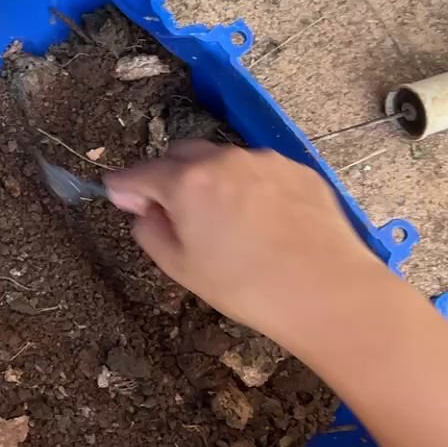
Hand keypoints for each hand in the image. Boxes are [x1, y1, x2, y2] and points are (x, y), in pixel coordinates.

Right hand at [105, 142, 391, 344]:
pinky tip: (260, 222)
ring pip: (220, 160)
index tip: (120, 198)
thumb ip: (148, 229)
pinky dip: (246, 187)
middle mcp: (223, 159)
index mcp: (186, 182)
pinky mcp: (298, 169)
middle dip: (166, 177)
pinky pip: (257, 170)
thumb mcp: (179, 267)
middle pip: (178, 155)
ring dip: (208, 180)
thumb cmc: (245, 285)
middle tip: (172, 212)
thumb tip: (143, 210)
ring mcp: (264, 160)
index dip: (122, 187)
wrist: (327, 291)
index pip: (138, 173)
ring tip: (224, 221)